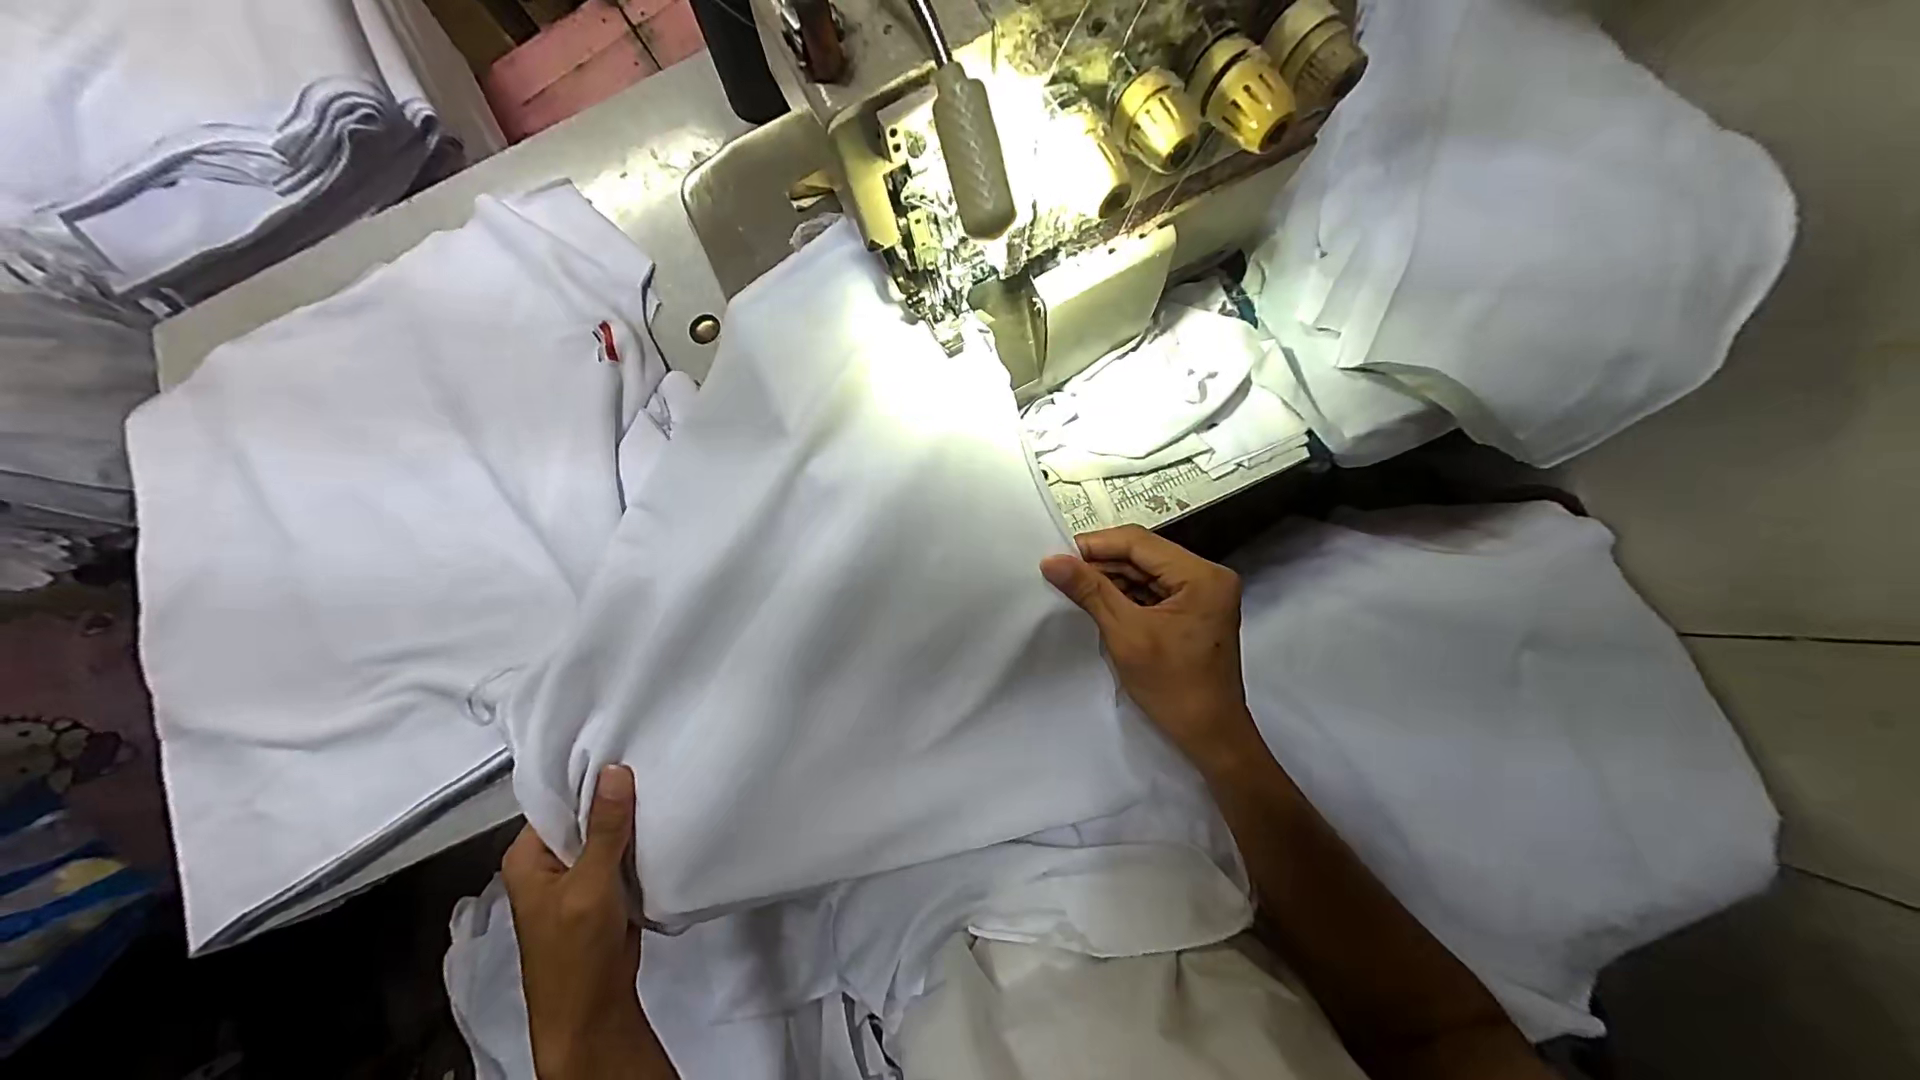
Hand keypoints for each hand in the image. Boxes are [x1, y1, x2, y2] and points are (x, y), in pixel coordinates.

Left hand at [504, 764, 668, 1079]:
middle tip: (651, 761)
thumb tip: (615, 769)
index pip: (557, 800)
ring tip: (661, 783)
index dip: (590, 774)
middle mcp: (547, 861)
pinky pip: (619, 852)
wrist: (593, 1011)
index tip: (626, 746)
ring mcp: (575, 876)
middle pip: (583, 814)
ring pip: (605, 832)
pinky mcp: (602, 888)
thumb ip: (605, 829)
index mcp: (527, 856)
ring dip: (629, 818)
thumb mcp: (591, 885)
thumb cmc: (577, 950)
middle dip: (615, 795)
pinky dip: (637, 840)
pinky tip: (661, 820)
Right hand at [1040, 525, 1254, 760]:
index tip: (1058, 553)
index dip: (1096, 545)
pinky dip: (1124, 595)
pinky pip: (1152, 591)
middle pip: (1143, 555)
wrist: (1210, 736)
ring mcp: (1202, 594)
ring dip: (1110, 578)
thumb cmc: (1174, 687)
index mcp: (1201, 576)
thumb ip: (1090, 591)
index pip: (1139, 542)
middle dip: (1101, 562)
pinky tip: (1096, 600)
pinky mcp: (1192, 611)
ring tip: (1071, 585)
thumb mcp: (1126, 633)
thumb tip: (1052, 561)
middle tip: (1060, 570)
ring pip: (1145, 572)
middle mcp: (1207, 577)